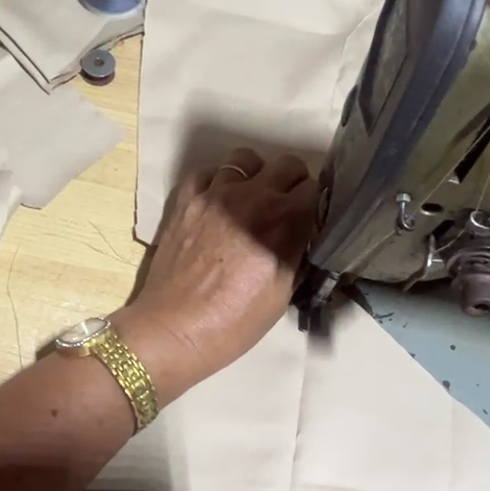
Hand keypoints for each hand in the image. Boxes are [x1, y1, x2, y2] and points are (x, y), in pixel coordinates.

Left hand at [116, 148, 316, 396]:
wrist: (174, 331)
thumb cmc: (234, 324)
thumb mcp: (282, 296)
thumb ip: (297, 255)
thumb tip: (304, 237)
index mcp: (284, 221)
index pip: (316, 189)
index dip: (315, 204)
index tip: (310, 220)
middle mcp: (252, 197)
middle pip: (287, 165)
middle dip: (292, 184)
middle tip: (285, 209)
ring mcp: (215, 194)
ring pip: (246, 159)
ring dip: (255, 175)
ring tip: (251, 199)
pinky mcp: (185, 200)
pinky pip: (207, 172)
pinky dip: (217, 181)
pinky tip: (218, 202)